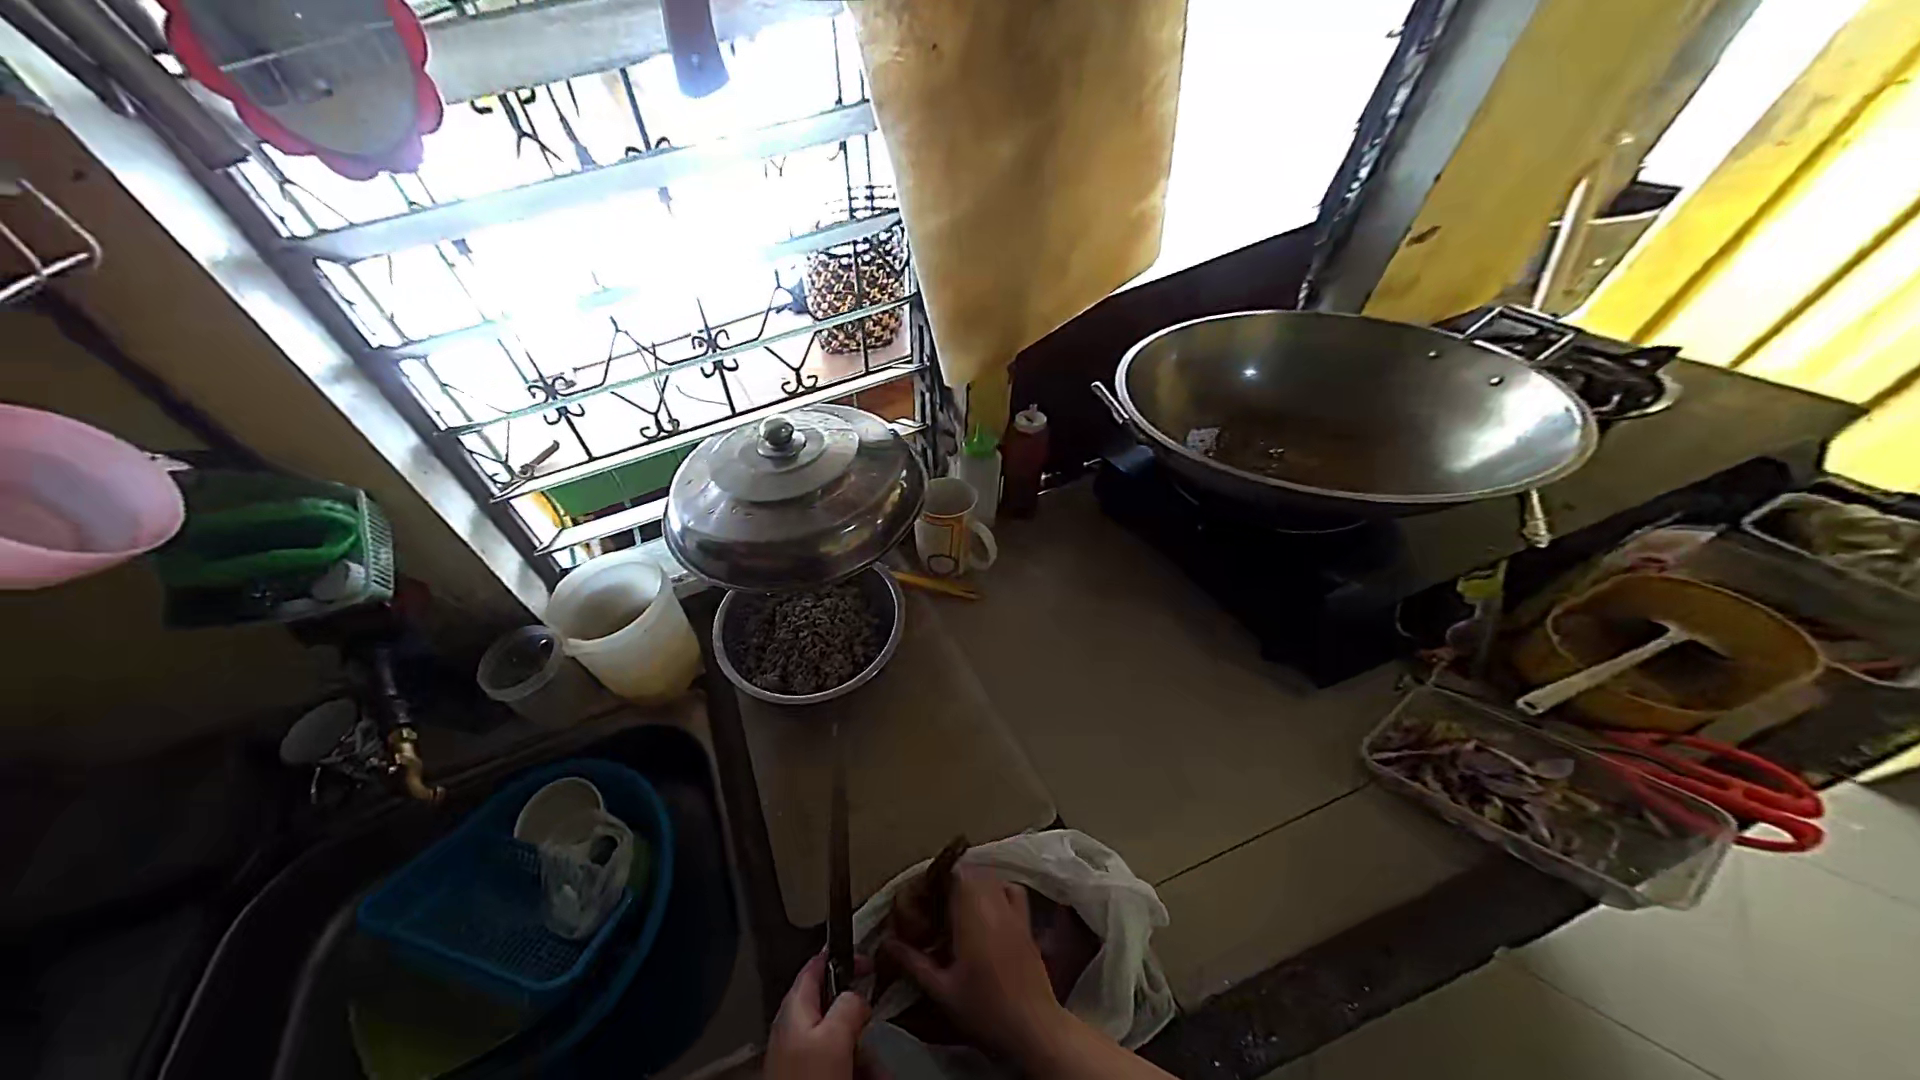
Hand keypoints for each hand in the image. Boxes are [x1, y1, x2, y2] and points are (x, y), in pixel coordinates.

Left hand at [768, 952, 871, 1079]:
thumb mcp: (834, 1037)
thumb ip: (849, 1004)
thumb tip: (857, 994)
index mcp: (795, 1009)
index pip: (817, 964)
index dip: (843, 957)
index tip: (867, 962)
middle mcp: (796, 1029)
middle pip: (836, 1009)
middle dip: (860, 1023)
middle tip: (872, 1035)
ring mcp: (801, 1058)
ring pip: (843, 1042)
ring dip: (865, 1055)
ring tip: (874, 1072)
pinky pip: (841, 1067)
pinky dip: (857, 1071)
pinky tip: (866, 1079)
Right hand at [882, 865, 1071, 1063]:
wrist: (1032, 1028)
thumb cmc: (984, 1009)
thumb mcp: (942, 990)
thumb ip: (913, 962)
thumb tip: (887, 942)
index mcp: (972, 915)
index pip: (955, 873)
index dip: (935, 878)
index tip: (921, 896)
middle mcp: (995, 904)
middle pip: (972, 871)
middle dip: (950, 881)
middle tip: (933, 905)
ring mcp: (1014, 912)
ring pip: (991, 877)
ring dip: (972, 883)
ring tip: (956, 906)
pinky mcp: (1027, 923)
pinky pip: (1012, 890)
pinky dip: (997, 889)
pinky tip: (988, 908)